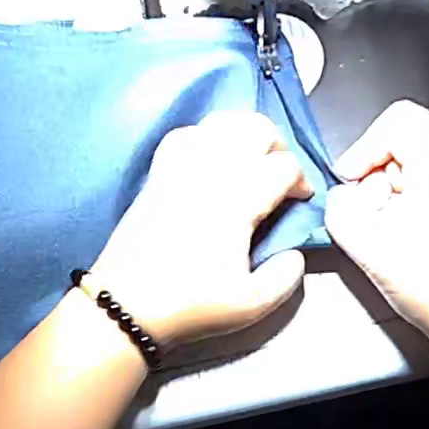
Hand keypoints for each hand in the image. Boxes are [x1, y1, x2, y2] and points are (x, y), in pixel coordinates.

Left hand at [86, 111, 309, 345]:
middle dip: (277, 145)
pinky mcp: (157, 173)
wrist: (127, 306)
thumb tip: (295, 254)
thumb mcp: (251, 305)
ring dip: (245, 134)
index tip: (300, 200)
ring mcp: (179, 167)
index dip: (301, 180)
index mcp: (237, 201)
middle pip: (254, 128)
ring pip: (220, 123)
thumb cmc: (191, 305)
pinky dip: (207, 136)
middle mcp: (210, 172)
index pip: (283, 167)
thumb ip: (285, 277)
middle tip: (280, 174)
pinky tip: (211, 158)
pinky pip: (187, 133)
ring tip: (251, 161)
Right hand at [325, 101, 428, 364]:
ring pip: (417, 171)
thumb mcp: (369, 243)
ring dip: (391, 198)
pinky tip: (406, 246)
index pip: (396, 121)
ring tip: (389, 237)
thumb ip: (340, 209)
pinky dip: (409, 211)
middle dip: (377, 178)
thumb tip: (343, 197)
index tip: (350, 189)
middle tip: (371, 218)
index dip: (362, 151)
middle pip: (406, 144)